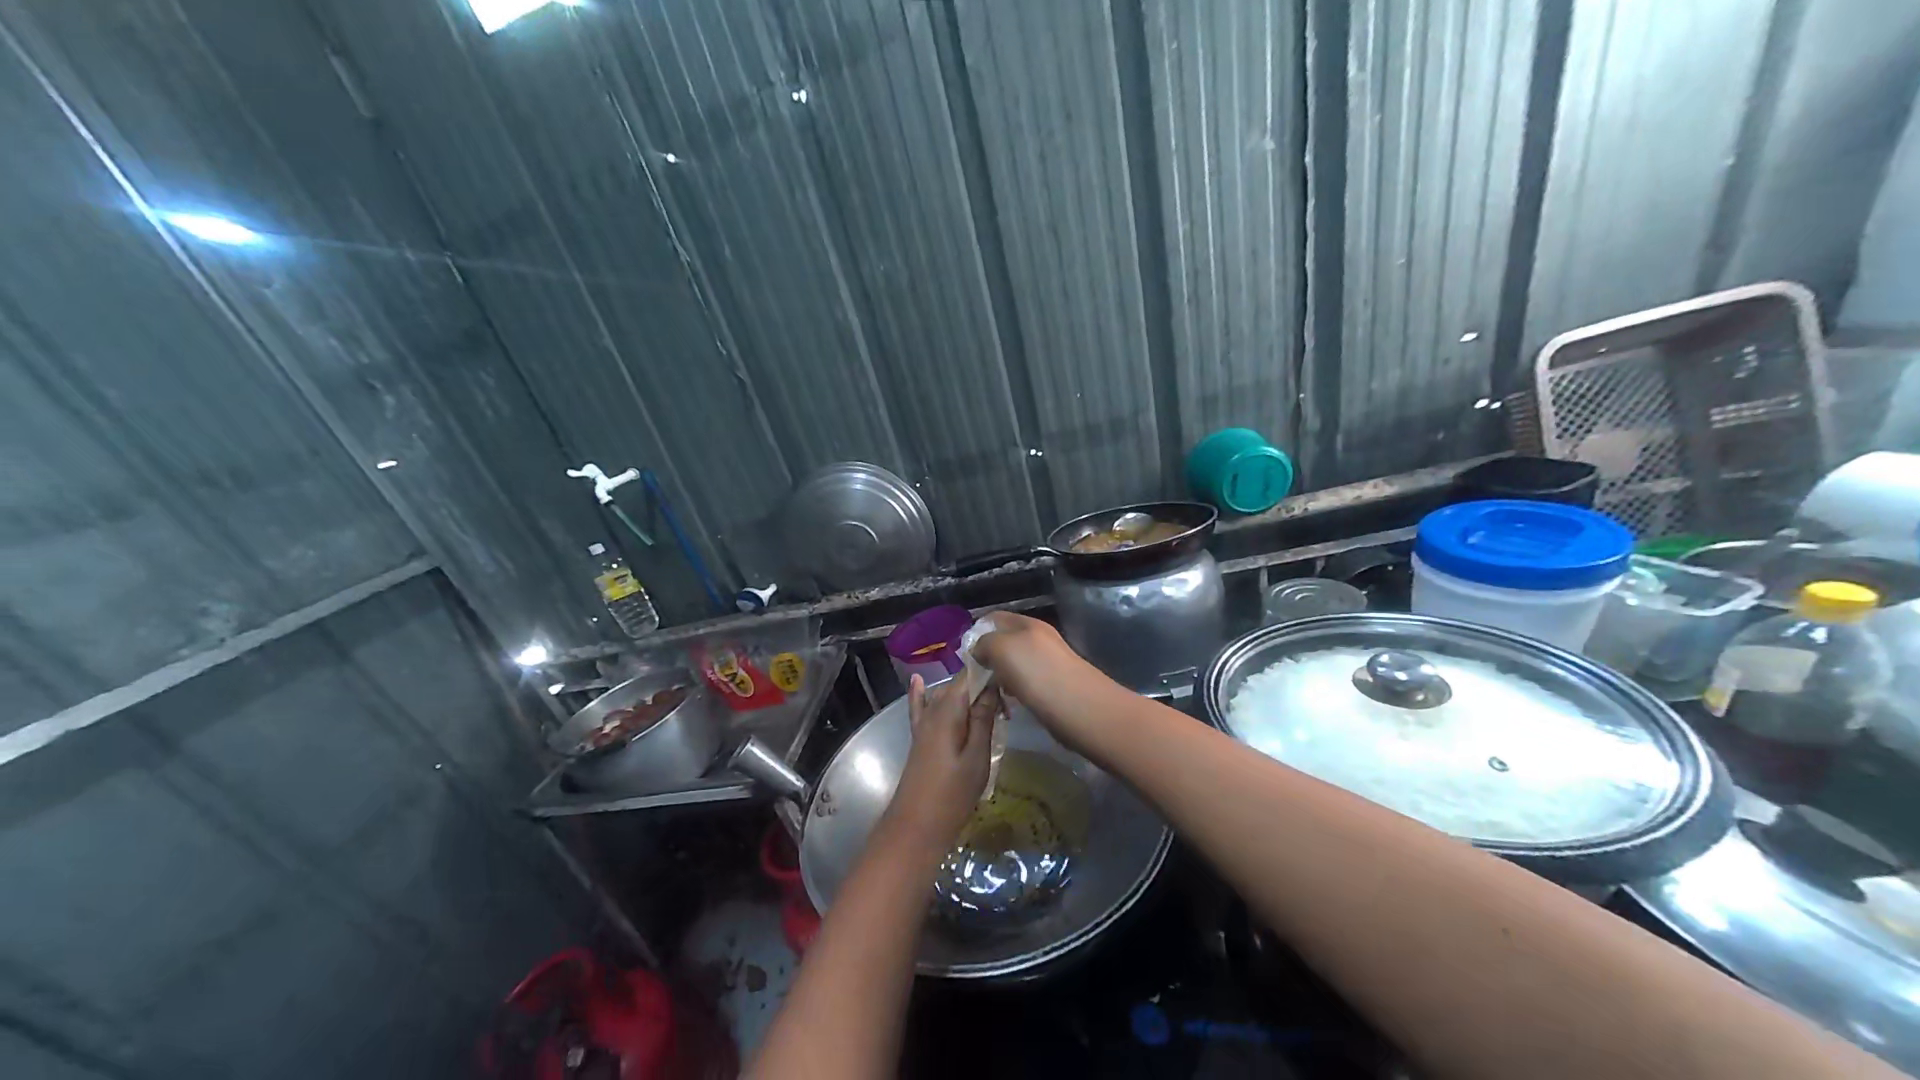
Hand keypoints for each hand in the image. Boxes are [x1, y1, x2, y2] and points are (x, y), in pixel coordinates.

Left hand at [882, 675, 1003, 849]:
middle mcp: (933, 710)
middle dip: (984, 688)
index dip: (991, 673)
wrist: (916, 826)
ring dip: (968, 697)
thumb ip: (983, 720)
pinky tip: (917, 680)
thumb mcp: (977, 757)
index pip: (970, 675)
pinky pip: (921, 707)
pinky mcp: (919, 738)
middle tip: (1009, 709)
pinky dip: (920, 694)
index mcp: (949, 710)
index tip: (1013, 684)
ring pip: (947, 696)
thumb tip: (993, 687)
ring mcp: (923, 724)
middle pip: (960, 685)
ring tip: (993, 708)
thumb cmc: (952, 794)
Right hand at [968, 612, 1106, 725]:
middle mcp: (1039, 638)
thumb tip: (979, 649)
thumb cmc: (1038, 675)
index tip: (963, 655)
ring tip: (990, 691)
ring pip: (1014, 663)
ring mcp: (1049, 662)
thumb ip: (984, 643)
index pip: (993, 618)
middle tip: (974, 676)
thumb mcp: (1002, 648)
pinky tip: (1011, 702)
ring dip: (1000, 675)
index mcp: (1027, 624)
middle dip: (987, 656)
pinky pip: (1026, 682)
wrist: (1082, 710)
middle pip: (1004, 641)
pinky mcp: (1055, 685)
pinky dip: (1015, 690)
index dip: (975, 632)